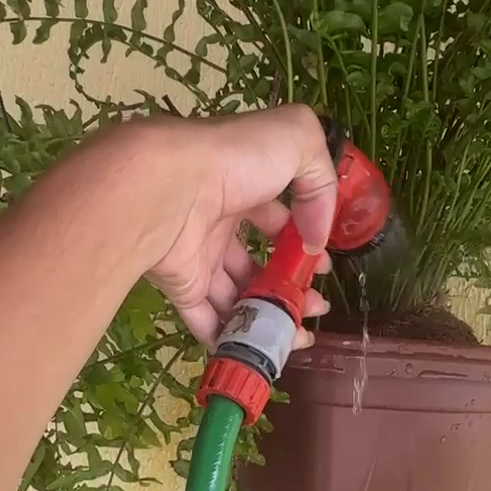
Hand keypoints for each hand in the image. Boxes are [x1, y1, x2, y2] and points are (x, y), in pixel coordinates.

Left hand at [100, 106, 339, 345]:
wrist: (168, 187)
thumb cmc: (234, 159)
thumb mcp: (297, 140)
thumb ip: (321, 180)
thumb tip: (316, 237)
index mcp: (241, 184)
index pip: (275, 216)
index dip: (302, 240)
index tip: (320, 266)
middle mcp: (216, 220)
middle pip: (256, 263)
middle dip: (287, 287)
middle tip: (313, 309)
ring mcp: (196, 254)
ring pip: (235, 294)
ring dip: (266, 316)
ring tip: (294, 336)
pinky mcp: (179, 284)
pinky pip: (203, 317)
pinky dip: (226, 337)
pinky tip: (254, 349)